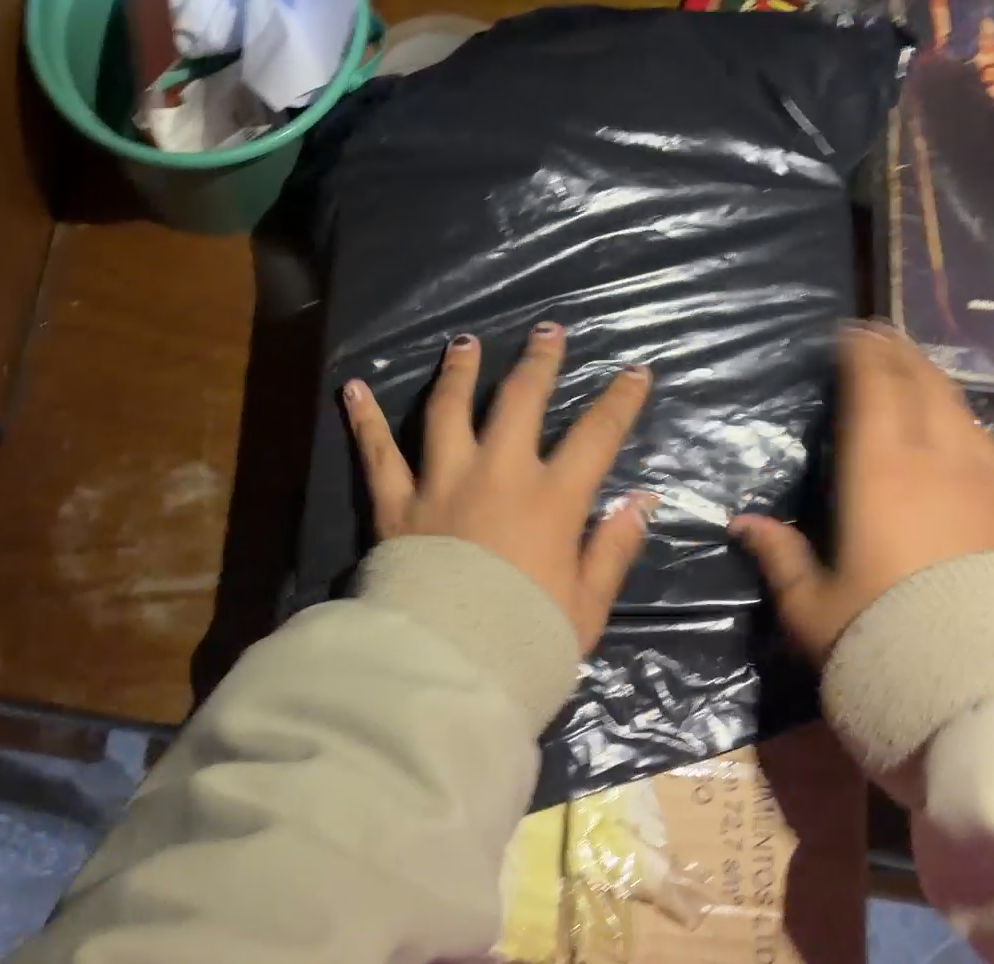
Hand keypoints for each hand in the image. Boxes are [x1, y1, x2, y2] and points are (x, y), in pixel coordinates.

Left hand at [343, 321, 657, 651]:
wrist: (450, 663)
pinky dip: (363, 418)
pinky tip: (351, 387)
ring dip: (459, 372)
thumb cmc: (525, 639)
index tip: (635, 371)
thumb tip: (642, 499)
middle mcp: (497, 474)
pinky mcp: (395, 500)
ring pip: (449, 410)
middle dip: (538, 362)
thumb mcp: (586, 604)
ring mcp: (441, 481)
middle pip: (520, 402)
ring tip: (465, 343)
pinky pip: (377, 451)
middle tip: (547, 330)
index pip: (597, 436)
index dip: (620, 401)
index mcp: (551, 500)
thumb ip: (614, 548)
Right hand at [731, 322, 993, 666]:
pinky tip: (953, 428)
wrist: (988, 686)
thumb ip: (777, 554)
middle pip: (923, 387)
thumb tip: (741, 522)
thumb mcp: (810, 602)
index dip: (862, 356)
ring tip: (913, 370)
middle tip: (879, 334)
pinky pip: (983, 443)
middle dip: (900, 354)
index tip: (848, 332)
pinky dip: (960, 419)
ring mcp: (986, 484)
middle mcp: (938, 462)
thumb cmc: (881, 634)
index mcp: (880, 473)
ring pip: (960, 410)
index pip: (875, 391)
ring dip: (933, 382)